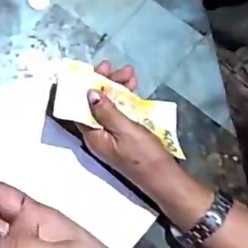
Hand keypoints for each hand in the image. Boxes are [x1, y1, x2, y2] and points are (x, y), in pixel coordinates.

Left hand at [79, 62, 212, 228]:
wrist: (167, 180)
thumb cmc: (145, 156)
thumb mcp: (125, 131)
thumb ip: (106, 111)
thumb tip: (88, 92)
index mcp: (92, 135)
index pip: (80, 105)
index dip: (85, 85)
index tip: (97, 69)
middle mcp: (98, 134)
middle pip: (94, 102)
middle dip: (105, 83)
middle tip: (117, 67)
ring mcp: (112, 134)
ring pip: (109, 104)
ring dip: (117, 87)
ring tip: (131, 73)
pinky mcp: (125, 135)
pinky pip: (120, 111)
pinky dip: (126, 98)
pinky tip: (134, 86)